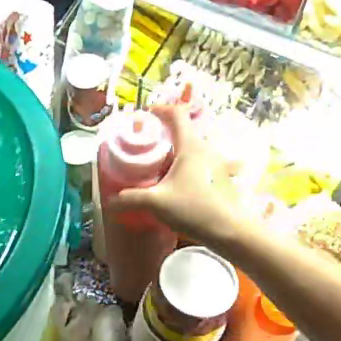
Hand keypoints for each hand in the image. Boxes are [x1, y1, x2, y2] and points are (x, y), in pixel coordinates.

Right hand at [108, 104, 252, 247]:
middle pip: (183, 131)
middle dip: (163, 134)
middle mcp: (205, 149)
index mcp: (191, 146)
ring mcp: (216, 163)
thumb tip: (109, 201)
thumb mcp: (156, 202)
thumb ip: (130, 198)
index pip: (177, 114)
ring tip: (157, 166)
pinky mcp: (220, 178)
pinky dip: (184, 166)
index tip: (145, 115)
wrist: (230, 231)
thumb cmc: (194, 208)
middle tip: (145, 145)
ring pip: (191, 149)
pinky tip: (175, 184)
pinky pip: (199, 163)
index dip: (160, 110)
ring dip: (174, 152)